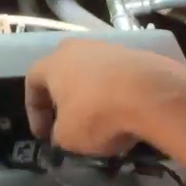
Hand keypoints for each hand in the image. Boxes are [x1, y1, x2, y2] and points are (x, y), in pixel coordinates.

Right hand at [24, 38, 185, 154]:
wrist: (153, 94)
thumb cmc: (98, 114)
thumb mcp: (68, 137)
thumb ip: (59, 135)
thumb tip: (63, 133)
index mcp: (52, 63)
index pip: (32, 83)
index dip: (34, 112)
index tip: (43, 135)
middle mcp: (77, 48)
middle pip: (62, 72)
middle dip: (62, 97)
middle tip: (67, 120)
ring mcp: (108, 48)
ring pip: (91, 71)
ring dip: (91, 94)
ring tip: (100, 118)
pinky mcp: (136, 55)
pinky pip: (117, 75)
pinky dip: (116, 92)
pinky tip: (124, 111)